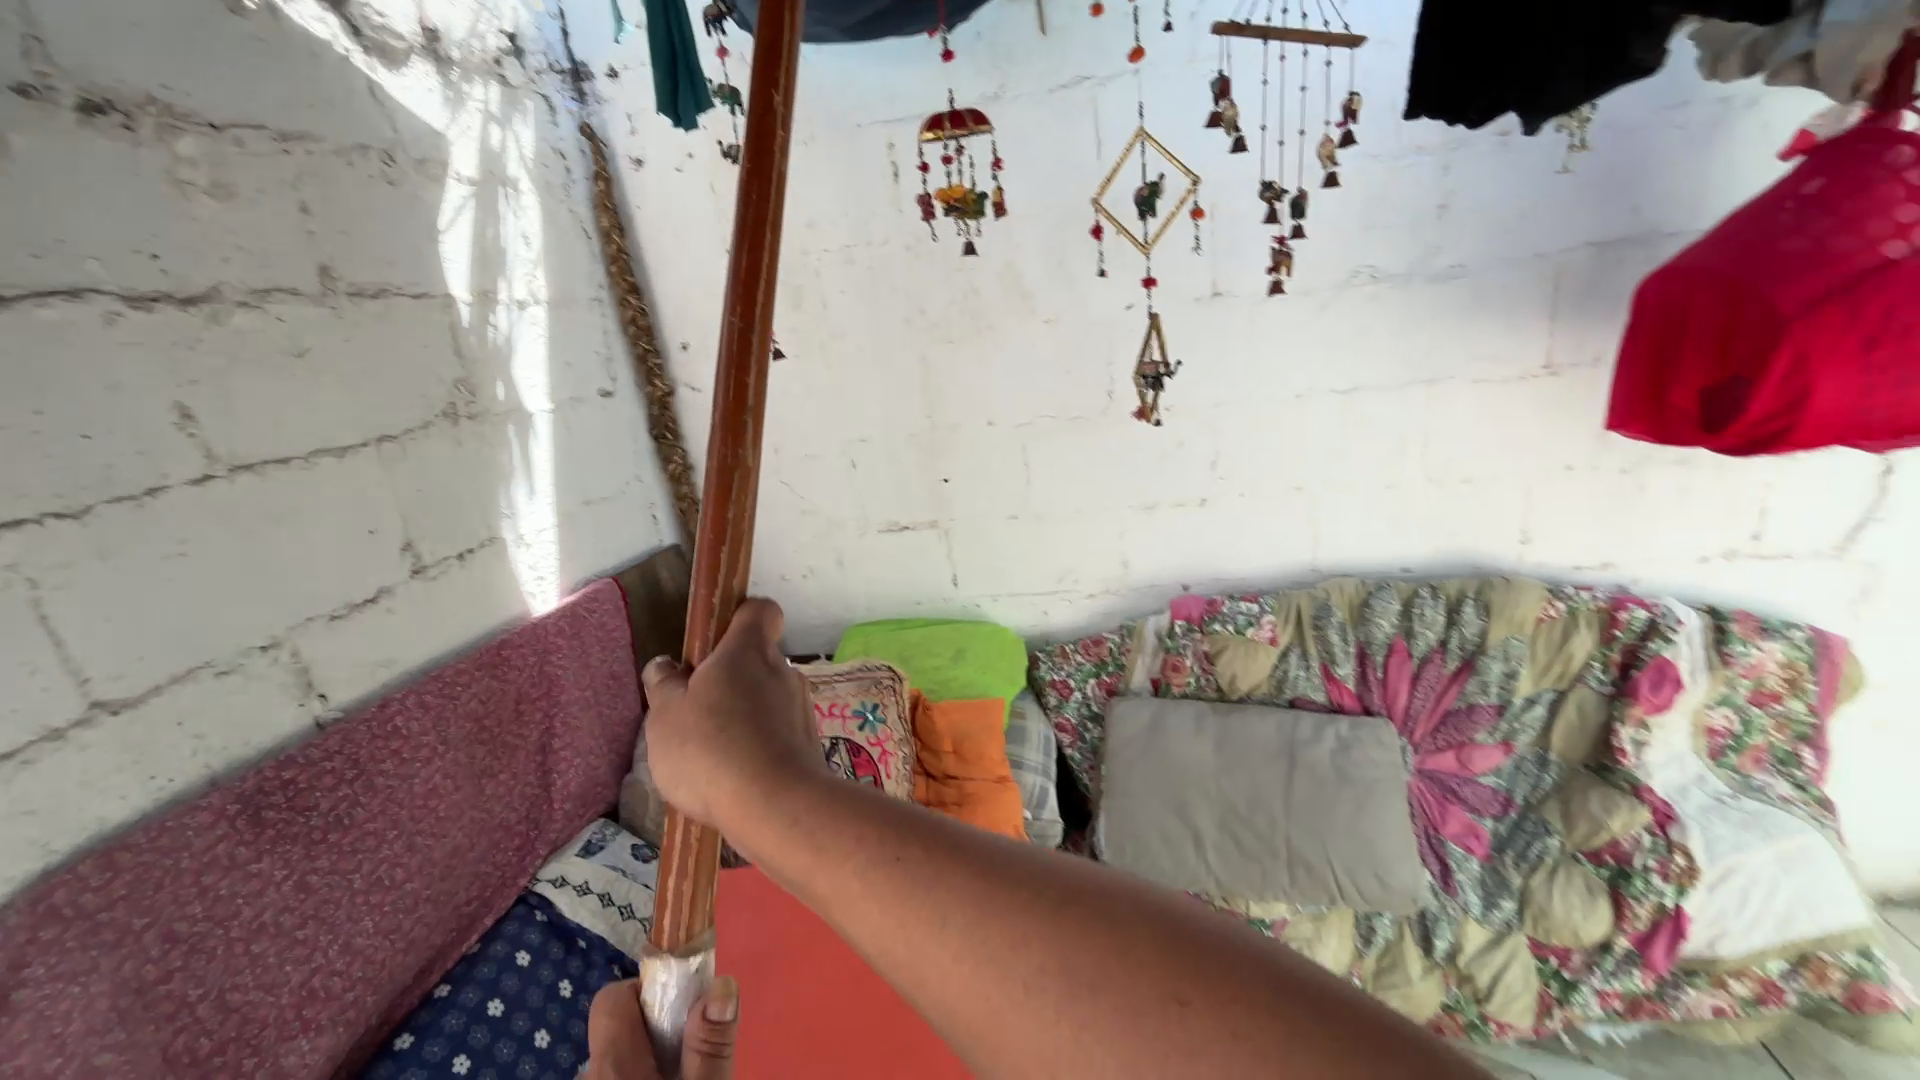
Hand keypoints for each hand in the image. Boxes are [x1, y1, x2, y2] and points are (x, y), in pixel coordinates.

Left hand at [586, 976, 738, 1079]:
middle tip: (696, 1053)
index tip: (685, 1009)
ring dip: (654, 1056)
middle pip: (624, 1025)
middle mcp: (589, 1074)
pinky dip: (645, 1074)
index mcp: (610, 1062)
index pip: (613, 997)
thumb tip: (722, 982)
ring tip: (687, 1076)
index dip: (650, 992)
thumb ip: (710, 1044)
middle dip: (661, 1027)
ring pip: (624, 1054)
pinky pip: (620, 1076)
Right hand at [641, 598, 821, 831]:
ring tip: (711, 754)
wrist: (775, 806)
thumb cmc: (711, 749)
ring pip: (767, 699)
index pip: (759, 611)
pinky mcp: (809, 743)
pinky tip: (734, 776)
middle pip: (757, 660)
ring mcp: (801, 707)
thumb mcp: (665, 716)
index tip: (712, 644)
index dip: (738, 618)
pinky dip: (758, 746)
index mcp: (748, 650)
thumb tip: (666, 665)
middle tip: (696, 712)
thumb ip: (664, 685)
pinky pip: (777, 733)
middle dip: (730, 680)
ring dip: (743, 716)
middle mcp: (783, 670)